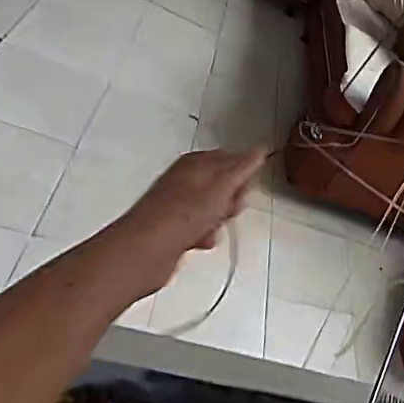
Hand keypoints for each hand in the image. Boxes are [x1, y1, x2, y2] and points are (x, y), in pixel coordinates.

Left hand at [89, 148, 268, 298]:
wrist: (145, 252)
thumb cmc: (181, 216)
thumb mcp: (223, 185)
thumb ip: (245, 166)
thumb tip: (258, 150)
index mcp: (195, 163)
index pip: (231, 158)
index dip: (244, 173)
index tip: (247, 185)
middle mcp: (184, 180)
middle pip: (223, 184)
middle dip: (232, 198)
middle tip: (230, 207)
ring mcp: (177, 204)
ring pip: (213, 207)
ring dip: (219, 218)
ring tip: (214, 225)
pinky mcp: (173, 227)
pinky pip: (200, 226)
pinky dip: (205, 233)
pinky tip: (202, 239)